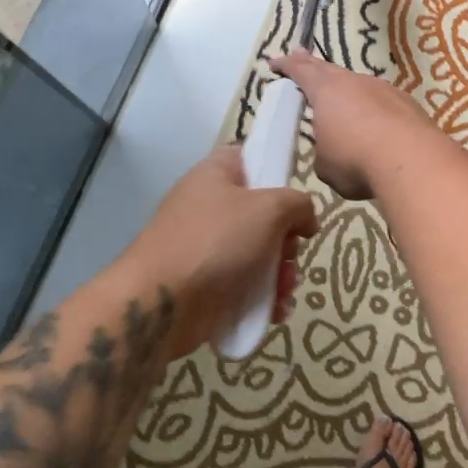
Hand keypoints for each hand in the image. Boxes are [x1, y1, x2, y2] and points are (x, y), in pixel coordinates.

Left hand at [125, 147, 316, 355]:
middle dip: (287, 239)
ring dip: (280, 272)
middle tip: (289, 253)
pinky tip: (275, 310)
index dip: (275, 171)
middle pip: (263, 213)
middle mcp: (209, 207)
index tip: (294, 197)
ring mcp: (206, 248)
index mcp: (216, 175)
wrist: (162, 303)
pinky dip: (264, 297)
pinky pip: (245, 285)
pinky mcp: (207, 285)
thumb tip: (305, 220)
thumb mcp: (270, 208)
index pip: (249, 157)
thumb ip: (299, 204)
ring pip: (259, 253)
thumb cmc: (216, 241)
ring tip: (285, 289)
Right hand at [270, 50, 439, 199]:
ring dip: (347, 90)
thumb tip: (332, 152)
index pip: (301, 71)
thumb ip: (324, 153)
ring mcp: (384, 90)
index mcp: (326, 91)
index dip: (286, 65)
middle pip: (330, 70)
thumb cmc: (355, 160)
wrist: (412, 160)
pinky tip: (375, 122)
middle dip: (313, 64)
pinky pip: (382, 102)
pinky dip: (373, 109)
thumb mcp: (326, 165)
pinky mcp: (407, 104)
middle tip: (301, 53)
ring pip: (359, 85)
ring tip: (340, 97)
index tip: (275, 60)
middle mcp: (355, 82)